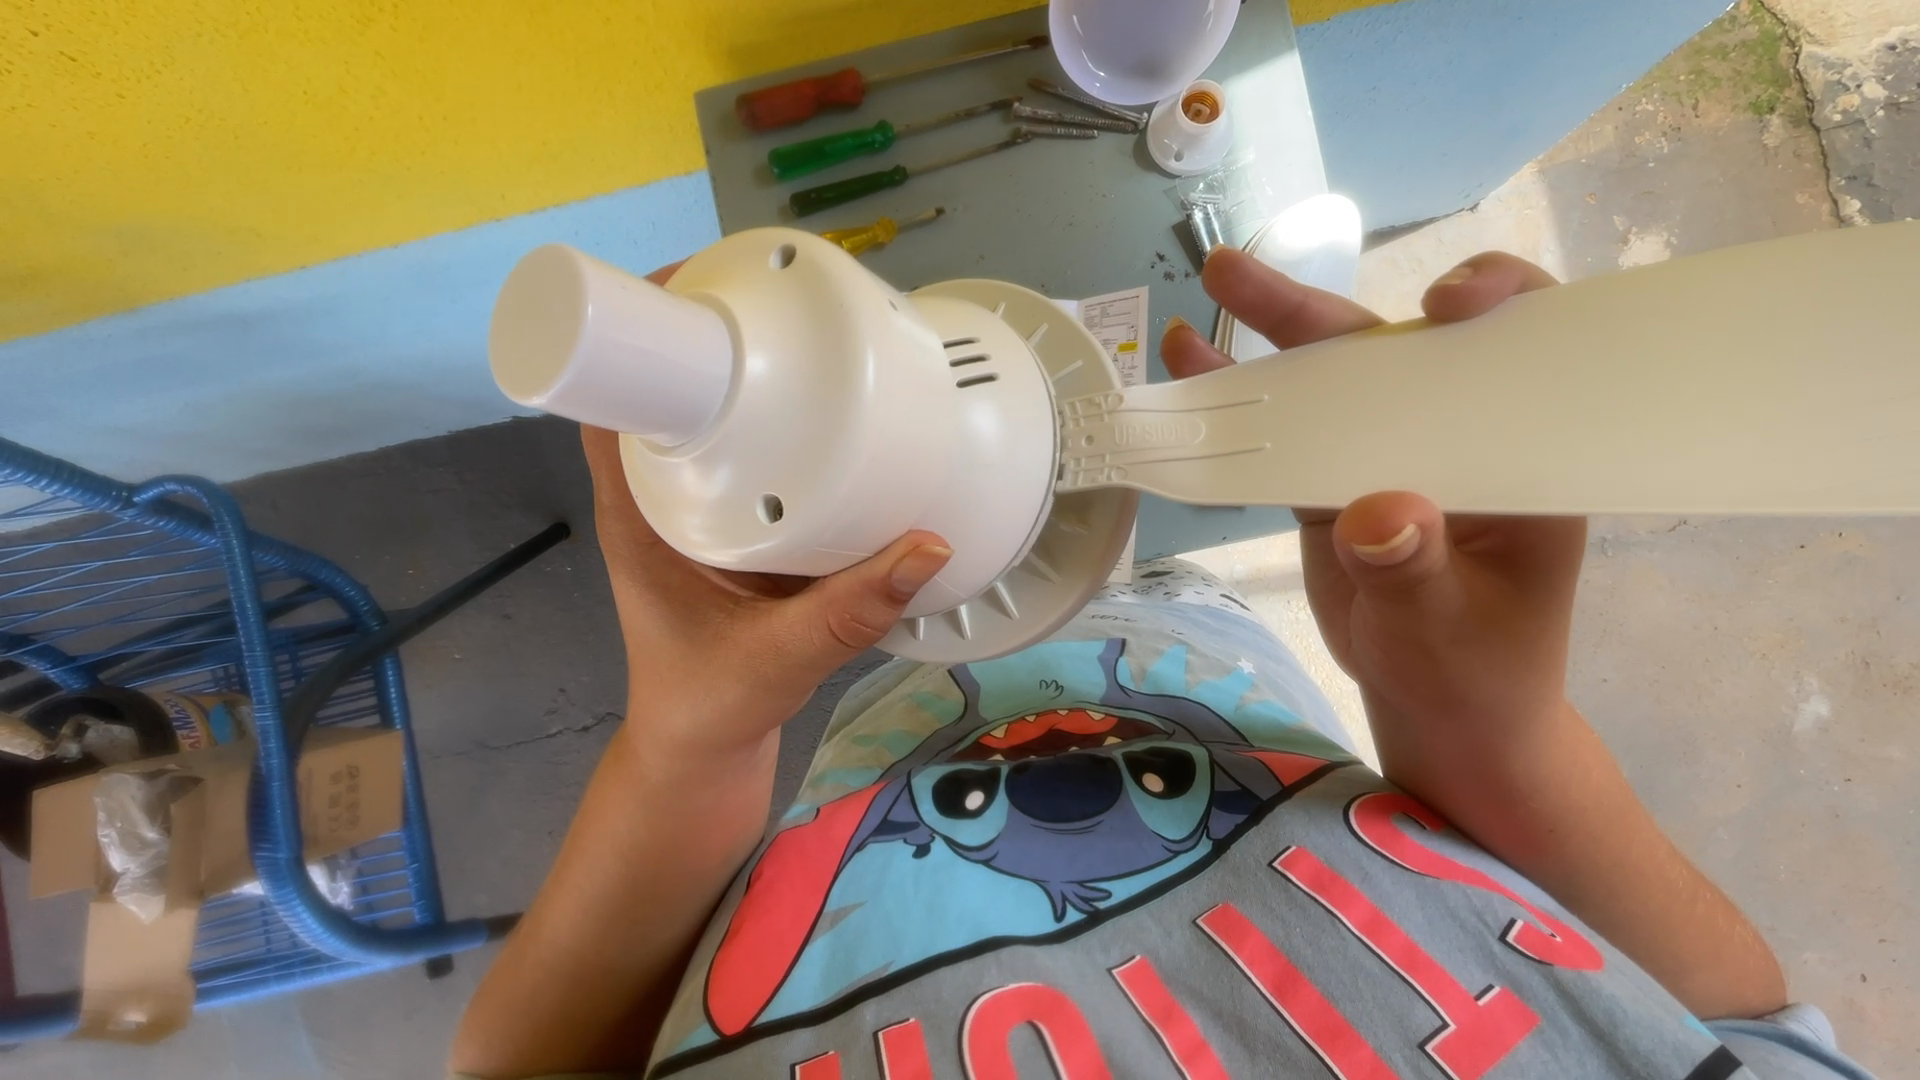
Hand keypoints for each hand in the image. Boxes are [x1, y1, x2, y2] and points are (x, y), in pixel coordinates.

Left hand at [582, 267, 949, 760]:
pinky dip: (794, 438)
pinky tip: (843, 426)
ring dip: (763, 389)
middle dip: (725, 346)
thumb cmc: (709, 704)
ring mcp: (708, 516)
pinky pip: (764, 466)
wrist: (706, 748)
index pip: (616, 395)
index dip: (641, 327)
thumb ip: (852, 610)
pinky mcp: (746, 533)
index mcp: (642, 513)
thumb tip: (931, 544)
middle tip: (794, 307)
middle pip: (678, 395)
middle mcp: (668, 500)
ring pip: (726, 429)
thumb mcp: (777, 657)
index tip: (706, 282)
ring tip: (825, 349)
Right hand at [1161, 250, 1582, 755]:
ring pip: (1324, 383)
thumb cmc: (1473, 667)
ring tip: (1195, 307)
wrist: (1436, 703)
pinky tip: (1191, 377)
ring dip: (1260, 342)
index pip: (1518, 350)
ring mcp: (1383, 456)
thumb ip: (1415, 572)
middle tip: (1234, 275)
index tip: (1442, 305)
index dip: (1491, 303)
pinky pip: (1285, 436)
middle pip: (1387, 350)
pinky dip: (1239, 410)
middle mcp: (1449, 435)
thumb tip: (1373, 515)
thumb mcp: (1450, 625)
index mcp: (1517, 453)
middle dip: (1312, 308)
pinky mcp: (1333, 484)